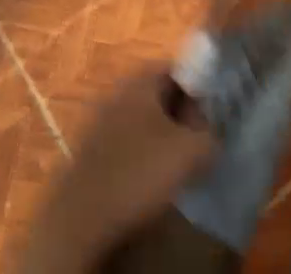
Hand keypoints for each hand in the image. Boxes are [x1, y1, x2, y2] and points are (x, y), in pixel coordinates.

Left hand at [69, 72, 215, 236]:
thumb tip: (210, 135)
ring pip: (141, 120)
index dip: (200, 85)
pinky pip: (123, 143)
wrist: (78, 223)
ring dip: (160, 135)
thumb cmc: (139, 173)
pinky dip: (139, 154)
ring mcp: (96, 124)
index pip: (178, 67)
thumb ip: (211, 135)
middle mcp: (115, 94)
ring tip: (177, 160)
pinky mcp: (86, 154)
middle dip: (181, 111)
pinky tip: (149, 178)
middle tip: (199, 135)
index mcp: (140, 82)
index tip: (212, 109)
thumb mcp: (193, 152)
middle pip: (158, 93)